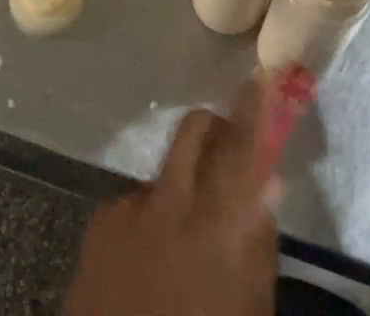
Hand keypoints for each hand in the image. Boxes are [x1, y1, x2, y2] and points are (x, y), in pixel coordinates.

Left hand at [64, 76, 279, 315]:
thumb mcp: (248, 303)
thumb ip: (257, 239)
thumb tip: (268, 184)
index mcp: (221, 223)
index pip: (245, 147)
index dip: (257, 108)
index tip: (265, 76)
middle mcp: (175, 201)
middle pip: (196, 131)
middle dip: (215, 127)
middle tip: (227, 148)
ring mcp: (132, 208)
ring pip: (166, 169)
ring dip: (181, 183)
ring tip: (182, 234)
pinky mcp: (101, 223)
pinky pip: (134, 202)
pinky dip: (148, 217)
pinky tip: (147, 258)